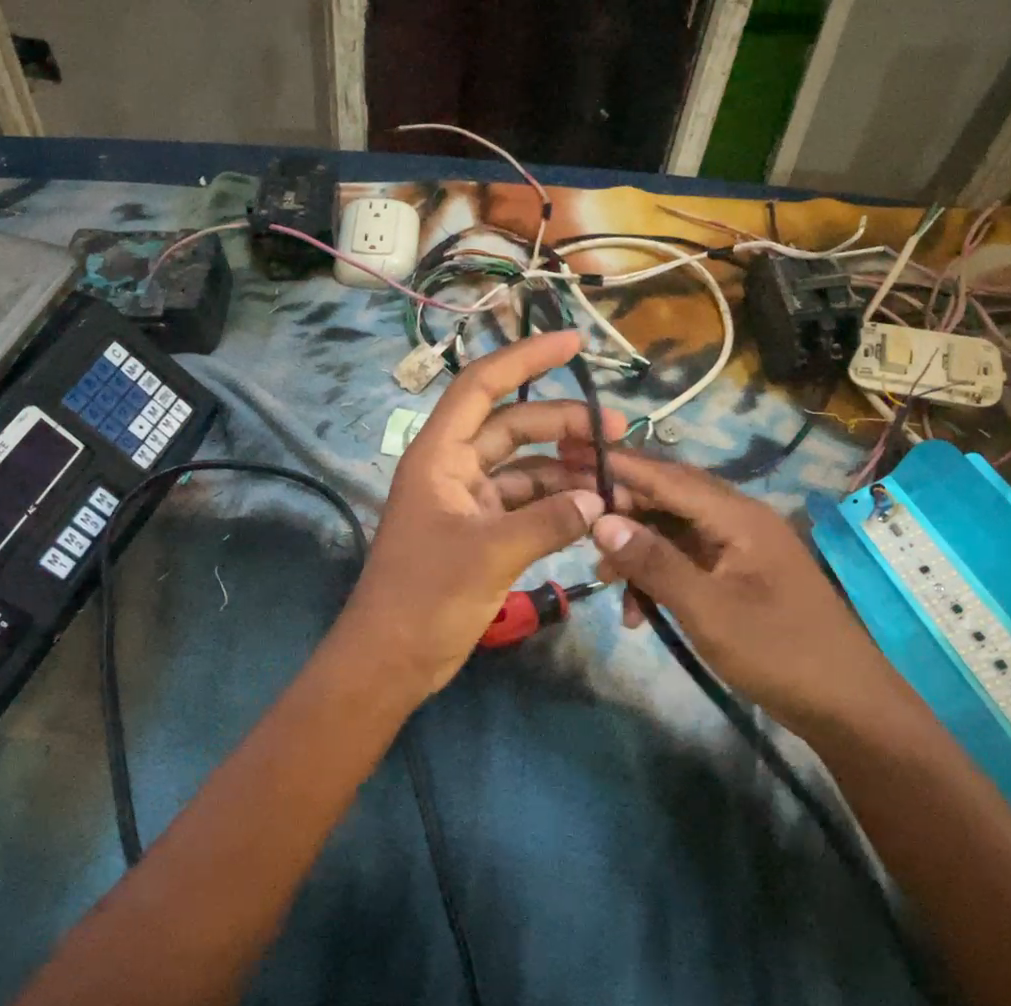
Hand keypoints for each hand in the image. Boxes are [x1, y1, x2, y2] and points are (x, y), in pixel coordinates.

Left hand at [336, 331, 625, 695]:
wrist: (392, 659)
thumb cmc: (426, 598)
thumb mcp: (490, 554)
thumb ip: (548, 522)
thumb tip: (598, 503)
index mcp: (438, 456)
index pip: (481, 387)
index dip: (525, 359)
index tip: (574, 342)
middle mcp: (452, 470)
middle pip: (513, 427)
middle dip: (563, 425)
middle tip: (618, 434)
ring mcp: (467, 504)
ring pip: (525, 469)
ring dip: (565, 471)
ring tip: (612, 480)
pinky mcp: (480, 536)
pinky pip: (526, 506)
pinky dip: (556, 506)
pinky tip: (591, 512)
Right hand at [590, 453, 920, 729]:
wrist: (846, 705)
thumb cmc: (779, 653)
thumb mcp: (707, 610)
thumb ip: (654, 563)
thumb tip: (602, 520)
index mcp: (739, 517)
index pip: (668, 477)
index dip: (618, 466)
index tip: (569, 454)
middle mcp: (741, 522)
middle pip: (670, 498)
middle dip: (623, 511)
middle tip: (576, 527)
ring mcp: (743, 551)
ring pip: (676, 533)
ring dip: (638, 551)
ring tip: (604, 581)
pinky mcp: (741, 578)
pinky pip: (689, 562)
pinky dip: (659, 578)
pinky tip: (639, 612)